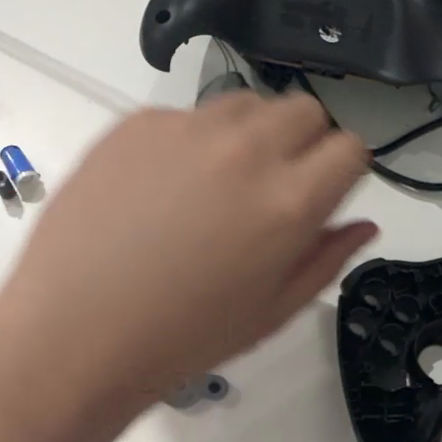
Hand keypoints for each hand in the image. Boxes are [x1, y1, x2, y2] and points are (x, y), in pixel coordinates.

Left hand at [4, 93, 376, 397]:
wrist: (79, 332)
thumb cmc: (183, 337)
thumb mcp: (271, 312)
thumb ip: (326, 259)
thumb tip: (362, 224)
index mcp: (289, 203)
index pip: (350, 150)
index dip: (345, 173)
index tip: (327, 194)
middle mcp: (245, 151)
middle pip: (304, 111)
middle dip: (305, 144)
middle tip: (276, 190)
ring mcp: (186, 130)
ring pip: (246, 103)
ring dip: (252, 135)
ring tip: (220, 188)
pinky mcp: (136, 125)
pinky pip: (187, 115)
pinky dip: (194, 143)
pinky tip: (167, 191)